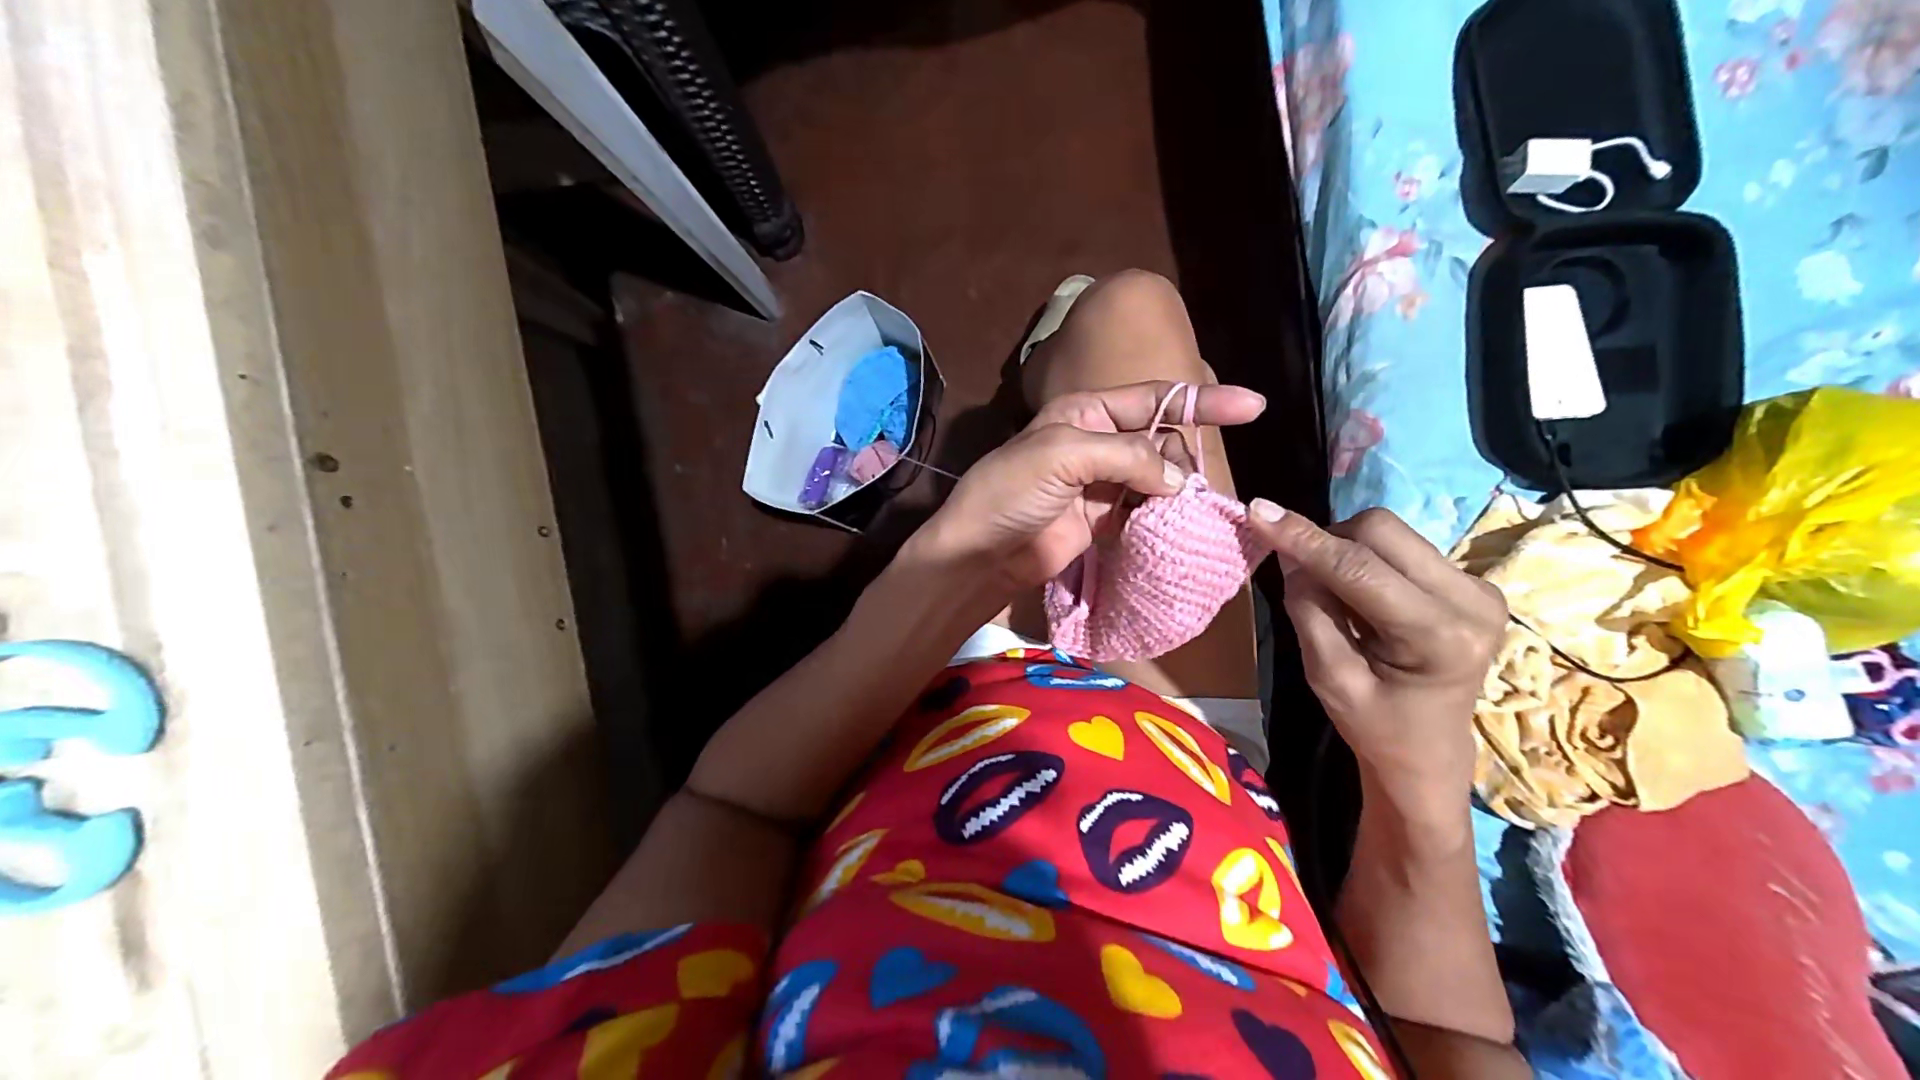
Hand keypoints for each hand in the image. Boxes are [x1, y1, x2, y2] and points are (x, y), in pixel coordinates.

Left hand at [909, 381, 1264, 596]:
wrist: (980, 553)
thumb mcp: (1063, 454)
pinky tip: (1178, 523)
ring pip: (1157, 477)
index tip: (1255, 406)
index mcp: (1084, 411)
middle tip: (1190, 487)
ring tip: (1188, 508)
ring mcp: (1100, 483)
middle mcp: (1096, 441)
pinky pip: (1144, 510)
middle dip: (1183, 456)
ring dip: (1177, 490)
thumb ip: (1126, 455)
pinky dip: (1164, 515)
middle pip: (1160, 438)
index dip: (1201, 401)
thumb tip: (1177, 480)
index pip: (1153, 398)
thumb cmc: (1011, 491)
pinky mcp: (1101, 519)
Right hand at [1243, 504, 1505, 826]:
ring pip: (1392, 533)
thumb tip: (1291, 553)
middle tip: (1303, 577)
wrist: (1427, 751)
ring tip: (1338, 598)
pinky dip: (1367, 560)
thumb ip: (1309, 610)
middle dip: (1328, 542)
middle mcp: (1473, 602)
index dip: (1305, 538)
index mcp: (1440, 637)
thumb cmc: (1373, 725)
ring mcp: (1481, 588)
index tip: (1258, 511)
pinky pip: (1403, 547)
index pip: (1360, 569)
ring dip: (1347, 550)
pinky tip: (1364, 599)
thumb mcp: (1327, 676)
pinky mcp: (1473, 583)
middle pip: (1382, 531)